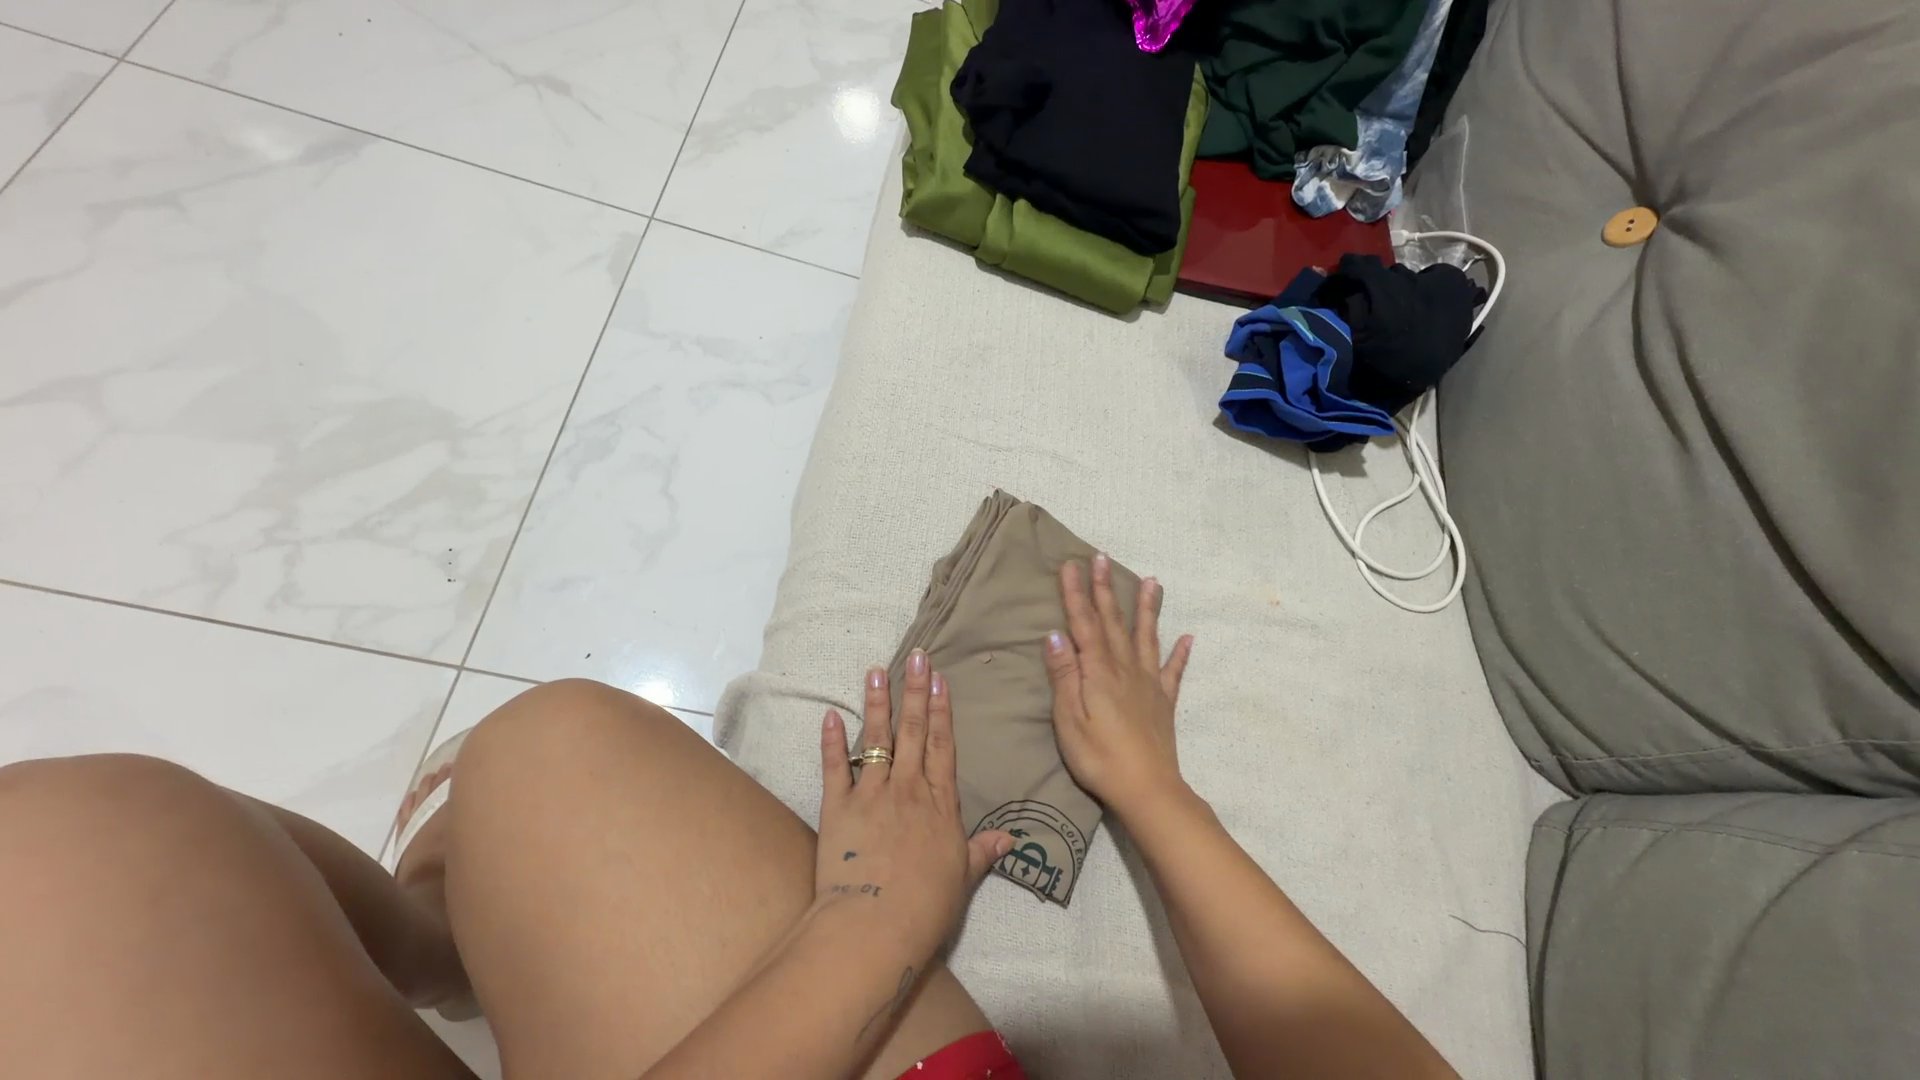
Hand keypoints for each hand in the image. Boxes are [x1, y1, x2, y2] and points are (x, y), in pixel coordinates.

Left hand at [815, 651, 1013, 961]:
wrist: (876, 924)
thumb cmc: (926, 906)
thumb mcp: (963, 878)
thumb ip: (982, 852)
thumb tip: (1008, 840)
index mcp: (940, 803)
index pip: (942, 746)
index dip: (942, 711)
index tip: (940, 681)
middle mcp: (908, 788)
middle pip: (913, 731)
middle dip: (915, 691)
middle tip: (917, 655)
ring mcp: (872, 793)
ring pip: (877, 738)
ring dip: (877, 702)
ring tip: (876, 670)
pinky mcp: (839, 805)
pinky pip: (835, 765)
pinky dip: (831, 740)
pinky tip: (830, 714)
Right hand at [1043, 554, 1195, 819]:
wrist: (1147, 789)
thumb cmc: (1099, 757)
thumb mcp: (1069, 719)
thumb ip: (1064, 675)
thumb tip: (1056, 634)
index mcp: (1098, 672)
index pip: (1083, 624)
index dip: (1075, 594)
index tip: (1070, 565)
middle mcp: (1126, 669)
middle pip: (1113, 621)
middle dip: (1105, 588)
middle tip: (1102, 557)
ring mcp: (1149, 684)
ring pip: (1146, 637)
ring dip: (1147, 608)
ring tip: (1153, 581)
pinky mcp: (1164, 703)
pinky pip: (1173, 671)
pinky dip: (1180, 653)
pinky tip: (1187, 637)